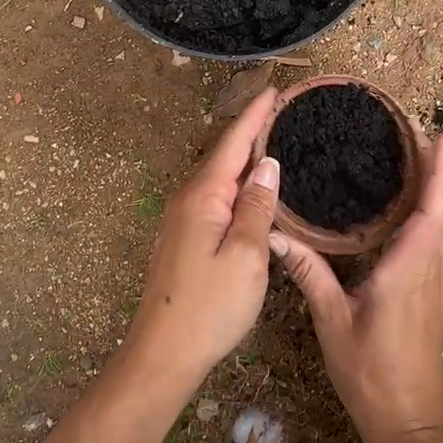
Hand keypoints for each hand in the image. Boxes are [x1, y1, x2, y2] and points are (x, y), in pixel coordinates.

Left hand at [124, 86, 281, 383]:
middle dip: (249, 130)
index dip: (255, 116)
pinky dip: (235, 181)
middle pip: (223, 155)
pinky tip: (249, 187)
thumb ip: (257, 207)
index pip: (233, 144)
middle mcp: (188, 199)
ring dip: (242, 156)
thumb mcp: (246, 256)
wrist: (163, 353)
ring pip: (218, 177)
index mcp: (203, 196)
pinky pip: (214, 196)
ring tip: (271, 139)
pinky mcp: (183, 238)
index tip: (274, 89)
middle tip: (279, 109)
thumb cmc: (210, 307)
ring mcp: (182, 219)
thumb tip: (268, 164)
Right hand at [272, 131, 442, 442]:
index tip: (442, 135)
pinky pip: (432, 236)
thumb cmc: (371, 371)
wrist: (408, 417)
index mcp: (410, 266)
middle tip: (415, 127)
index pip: (432, 208)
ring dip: (432, 184)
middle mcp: (428, 265)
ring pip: (438, 220)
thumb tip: (275, 236)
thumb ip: (309, 274)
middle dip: (434, 165)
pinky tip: (405, 202)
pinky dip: (426, 207)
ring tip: (411, 151)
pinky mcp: (427, 288)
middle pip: (439, 206)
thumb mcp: (332, 320)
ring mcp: (432, 278)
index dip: (440, 170)